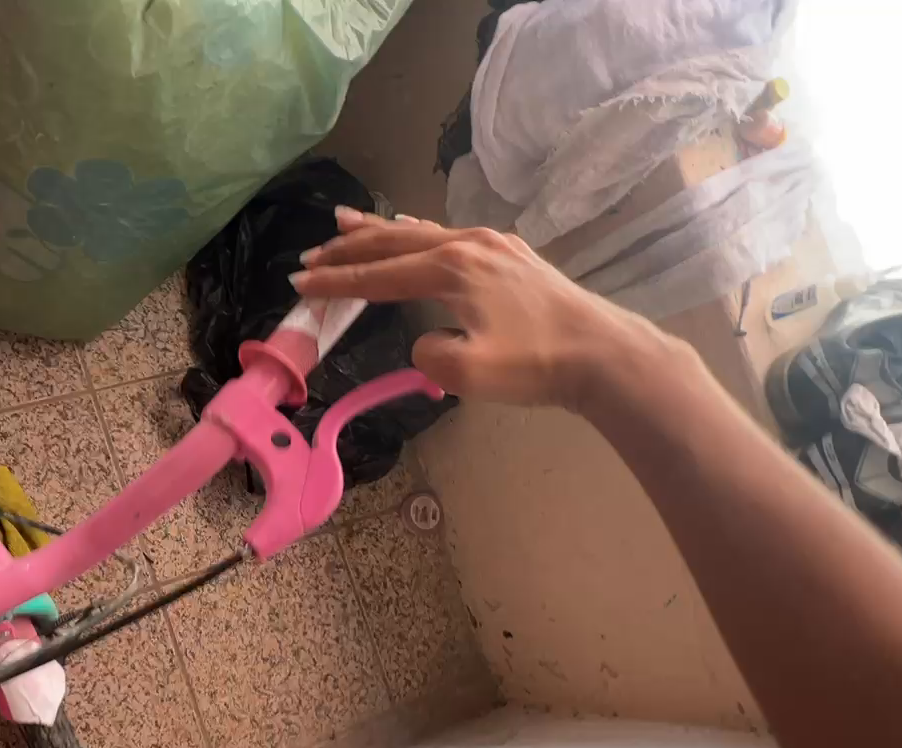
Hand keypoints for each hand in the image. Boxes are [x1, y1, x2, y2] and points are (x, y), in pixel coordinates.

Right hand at [289, 209, 683, 410]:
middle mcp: (467, 245)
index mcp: (452, 270)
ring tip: (343, 222)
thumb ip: (428, 354)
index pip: (379, 277)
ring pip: (418, 233)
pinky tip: (409, 226)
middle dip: (347, 250)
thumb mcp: (468, 372)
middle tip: (310, 255)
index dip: (338, 282)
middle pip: (392, 244)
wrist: (601, 354)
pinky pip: (445, 234)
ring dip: (377, 232)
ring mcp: (491, 244)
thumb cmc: (535, 364)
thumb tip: (425, 339)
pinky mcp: (507, 254)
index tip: (300, 283)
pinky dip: (414, 231)